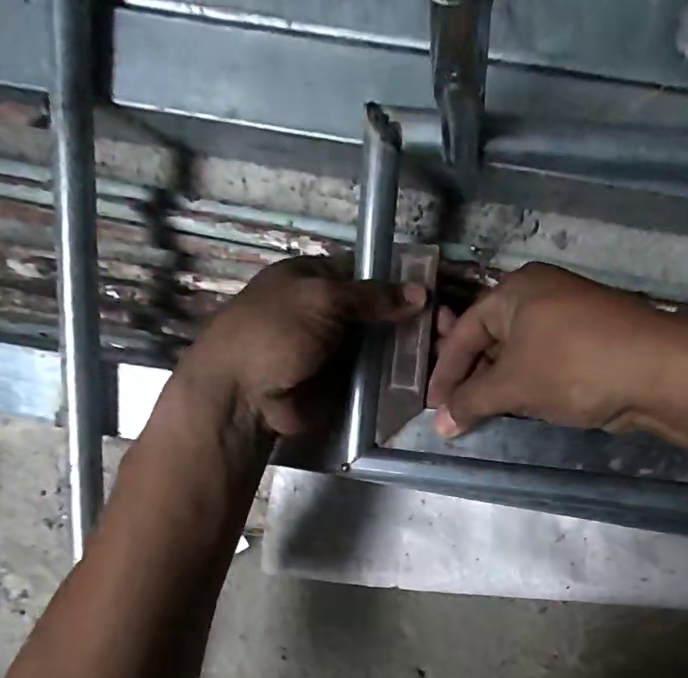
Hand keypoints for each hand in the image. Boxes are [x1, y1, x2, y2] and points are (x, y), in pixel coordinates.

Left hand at [180, 255, 426, 436]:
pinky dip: (389, 378)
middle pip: (372, 312)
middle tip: (444, 329)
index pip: (362, 272)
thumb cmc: (274, 332)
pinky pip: (369, 376)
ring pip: (374, 346)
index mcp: (310, 278)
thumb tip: (420, 293)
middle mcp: (322, 312)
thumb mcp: (322, 299)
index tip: (432, 292)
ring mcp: (330, 350)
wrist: (242, 394)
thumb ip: (371, 296)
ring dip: (400, 350)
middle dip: (403, 319)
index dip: (395, 281)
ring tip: (439, 354)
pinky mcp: (336, 383)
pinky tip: (421, 378)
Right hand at [427, 262, 676, 436]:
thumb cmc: (572, 367)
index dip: (444, 373)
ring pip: (515, 354)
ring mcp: (566, 318)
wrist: (656, 372)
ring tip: (477, 414)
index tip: (432, 407)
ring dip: (494, 386)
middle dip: (468, 379)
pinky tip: (515, 408)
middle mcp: (539, 296)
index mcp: (515, 291)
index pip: (463, 332)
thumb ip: (470, 402)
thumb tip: (441, 424)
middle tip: (452, 413)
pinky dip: (523, 385)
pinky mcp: (586, 343)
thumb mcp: (512, 385)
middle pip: (488, 340)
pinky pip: (540, 362)